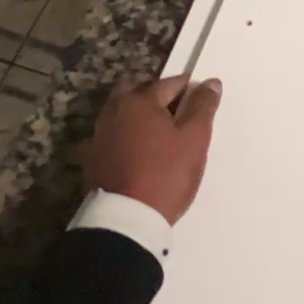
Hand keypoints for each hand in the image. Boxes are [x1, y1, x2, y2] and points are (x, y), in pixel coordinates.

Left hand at [85, 75, 222, 224]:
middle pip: (138, 91)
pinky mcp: (92, 159)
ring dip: (140, 116)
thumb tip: (211, 82)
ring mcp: (99, 135)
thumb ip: (203, 107)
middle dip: (158, 97)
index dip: (190, 91)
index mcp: (139, 100)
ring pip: (123, 113)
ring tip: (160, 137)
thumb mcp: (194, 139)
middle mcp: (114, 111)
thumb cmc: (165, 174)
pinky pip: (113, 135)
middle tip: (178, 117)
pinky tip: (139, 154)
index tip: (202, 105)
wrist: (125, 221)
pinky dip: (127, 136)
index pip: (170, 83)